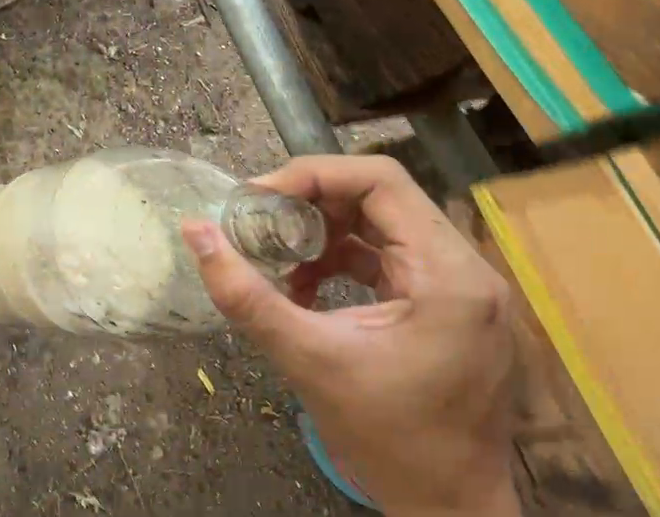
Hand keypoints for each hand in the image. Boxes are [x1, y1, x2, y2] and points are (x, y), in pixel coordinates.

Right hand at [182, 155, 519, 516]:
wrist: (450, 509)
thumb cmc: (388, 437)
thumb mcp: (305, 358)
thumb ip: (244, 292)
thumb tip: (193, 229)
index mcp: (448, 276)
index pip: (381, 181)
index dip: (312, 175)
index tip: (258, 199)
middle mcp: (466, 271)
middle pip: (380, 197)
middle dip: (309, 201)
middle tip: (256, 220)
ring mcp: (462, 291)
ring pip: (381, 223)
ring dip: (320, 229)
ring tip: (273, 253)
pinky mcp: (449, 308)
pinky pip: (388, 257)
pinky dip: (339, 258)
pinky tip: (302, 286)